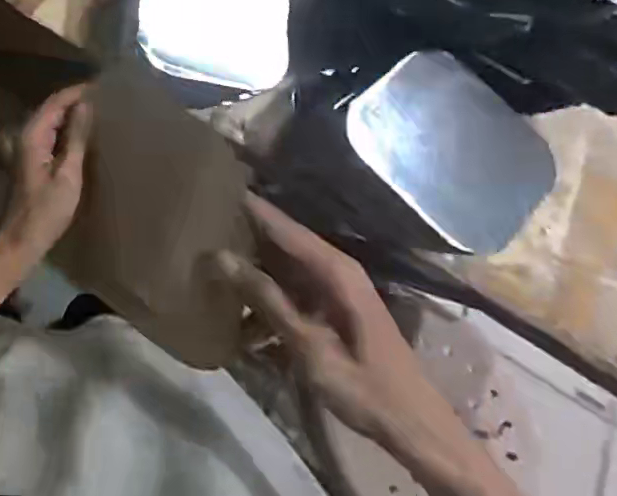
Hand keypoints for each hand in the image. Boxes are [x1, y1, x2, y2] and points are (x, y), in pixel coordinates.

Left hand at [0, 85, 91, 273]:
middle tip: (106, 97)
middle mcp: (27, 135)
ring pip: (52, 120)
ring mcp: (28, 148)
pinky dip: (68, 128)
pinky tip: (86, 133)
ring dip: (73, 113)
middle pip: (52, 108)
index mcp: (33, 135)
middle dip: (77, 99)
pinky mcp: (33, 160)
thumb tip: (86, 104)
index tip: (103, 86)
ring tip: (101, 110)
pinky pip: (52, 134)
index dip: (78, 91)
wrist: (20, 241)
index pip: (56, 101)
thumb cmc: (45, 210)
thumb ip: (76, 137)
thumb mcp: (67, 174)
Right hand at [216, 196, 447, 444]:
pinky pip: (288, 291)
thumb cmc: (367, 387)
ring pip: (281, 266)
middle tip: (200, 227)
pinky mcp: (329, 308)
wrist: (416, 429)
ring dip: (250, 269)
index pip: (282, 225)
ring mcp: (332, 288)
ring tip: (207, 264)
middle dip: (243, 234)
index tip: (214, 187)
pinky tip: (237, 315)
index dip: (249, 206)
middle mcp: (333, 268)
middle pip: (279, 240)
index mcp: (334, 268)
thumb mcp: (310, 347)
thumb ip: (267, 300)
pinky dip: (264, 297)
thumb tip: (221, 257)